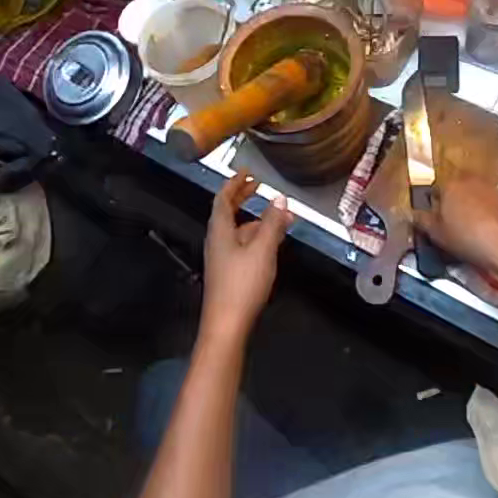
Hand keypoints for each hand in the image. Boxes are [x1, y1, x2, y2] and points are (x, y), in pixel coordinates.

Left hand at [201, 173, 292, 346]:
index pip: (223, 199)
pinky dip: (257, 236)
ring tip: (278, 215)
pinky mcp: (229, 273)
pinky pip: (242, 245)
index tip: (247, 172)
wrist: (227, 325)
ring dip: (255, 219)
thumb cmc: (242, 284)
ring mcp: (222, 258)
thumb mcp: (263, 250)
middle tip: (258, 186)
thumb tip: (280, 199)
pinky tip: (272, 242)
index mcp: (220, 231)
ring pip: (238, 230)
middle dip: (242, 197)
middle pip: (228, 213)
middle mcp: (217, 241)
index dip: (234, 183)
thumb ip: (272, 223)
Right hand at [415, 179, 497, 277]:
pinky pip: (496, 208)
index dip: (432, 206)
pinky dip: (493, 218)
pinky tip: (492, 236)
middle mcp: (473, 181)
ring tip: (473, 235)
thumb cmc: (469, 239)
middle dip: (454, 206)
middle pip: (458, 191)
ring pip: (478, 198)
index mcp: (450, 185)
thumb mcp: (437, 235)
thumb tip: (414, 216)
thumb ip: (422, 222)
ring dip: (475, 211)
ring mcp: (495, 190)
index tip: (433, 221)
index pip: (434, 190)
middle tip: (452, 228)